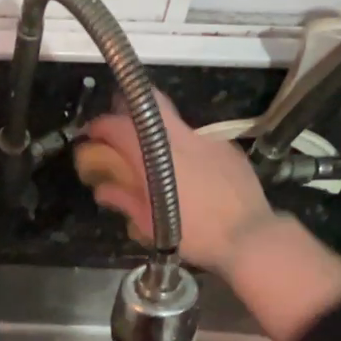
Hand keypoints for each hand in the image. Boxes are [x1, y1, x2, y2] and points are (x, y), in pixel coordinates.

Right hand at [80, 91, 280, 272]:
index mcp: (158, 157)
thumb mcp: (151, 225)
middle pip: (153, 103)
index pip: (120, 127)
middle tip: (120, 126)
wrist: (249, 236)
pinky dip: (185, 150)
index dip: (100, 127)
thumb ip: (125, 201)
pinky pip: (199, 141)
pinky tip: (189, 174)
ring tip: (155, 159)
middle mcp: (181, 138)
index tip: (91, 134)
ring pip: (176, 124)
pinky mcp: (227, 148)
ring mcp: (208, 140)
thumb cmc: (196, 235)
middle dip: (131, 108)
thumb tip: (103, 191)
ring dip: (159, 134)